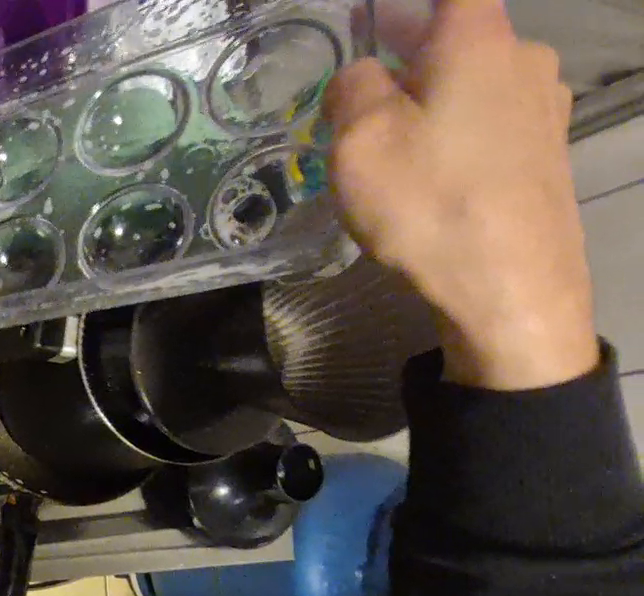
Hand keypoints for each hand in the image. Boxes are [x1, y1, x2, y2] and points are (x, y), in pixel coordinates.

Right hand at [326, 0, 597, 389]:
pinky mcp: (540, 149)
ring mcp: (540, 104)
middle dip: (407, 51)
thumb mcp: (360, 141)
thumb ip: (352, 93)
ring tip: (380, 136)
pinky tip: (420, 167)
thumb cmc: (425, 196)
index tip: (365, 16)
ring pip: (471, 82)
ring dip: (427, 96)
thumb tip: (359, 74)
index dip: (404, 5)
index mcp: (477, 42)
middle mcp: (521, 58)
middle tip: (356, 78)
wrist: (504, 272)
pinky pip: (484, 120)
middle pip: (459, 37)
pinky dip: (448, 129)